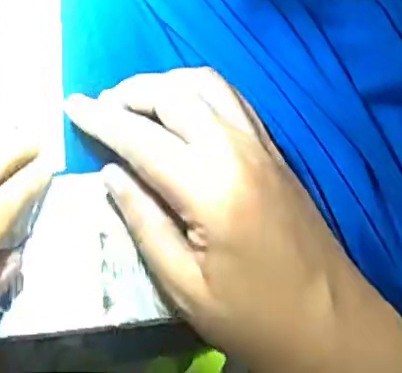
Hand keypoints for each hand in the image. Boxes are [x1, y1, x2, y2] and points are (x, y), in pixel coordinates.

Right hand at [65, 69, 401, 372]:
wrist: (330, 319)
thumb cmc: (253, 315)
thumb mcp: (186, 287)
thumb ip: (144, 224)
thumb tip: (111, 174)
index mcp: (210, 187)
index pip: (143, 138)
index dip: (102, 119)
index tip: (71, 104)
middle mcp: (235, 147)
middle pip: (175, 95)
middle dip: (132, 91)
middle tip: (101, 105)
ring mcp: (258, 140)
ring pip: (206, 83)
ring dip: (166, 83)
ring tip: (136, 102)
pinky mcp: (271, 144)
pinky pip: (230, 95)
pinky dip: (198, 88)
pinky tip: (182, 106)